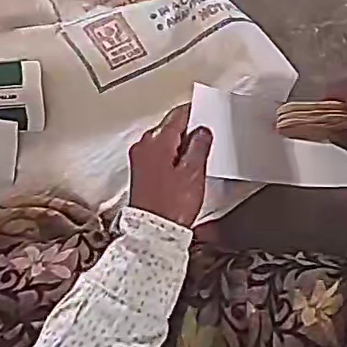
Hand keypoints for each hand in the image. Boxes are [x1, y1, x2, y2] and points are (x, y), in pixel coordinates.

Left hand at [128, 105, 212, 227]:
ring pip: (164, 141)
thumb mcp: (194, 171)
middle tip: (206, 139)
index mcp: (157, 141)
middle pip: (169, 127)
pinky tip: (183, 169)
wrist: (153, 233)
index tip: (206, 113)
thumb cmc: (172, 205)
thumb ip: (200, 145)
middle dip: (188, 130)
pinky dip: (172, 156)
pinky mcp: (140, 172)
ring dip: (180, 144)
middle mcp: (144, 146)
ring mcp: (139, 159)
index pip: (178, 115)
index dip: (195, 113)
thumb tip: (202, 131)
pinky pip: (159, 154)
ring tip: (197, 158)